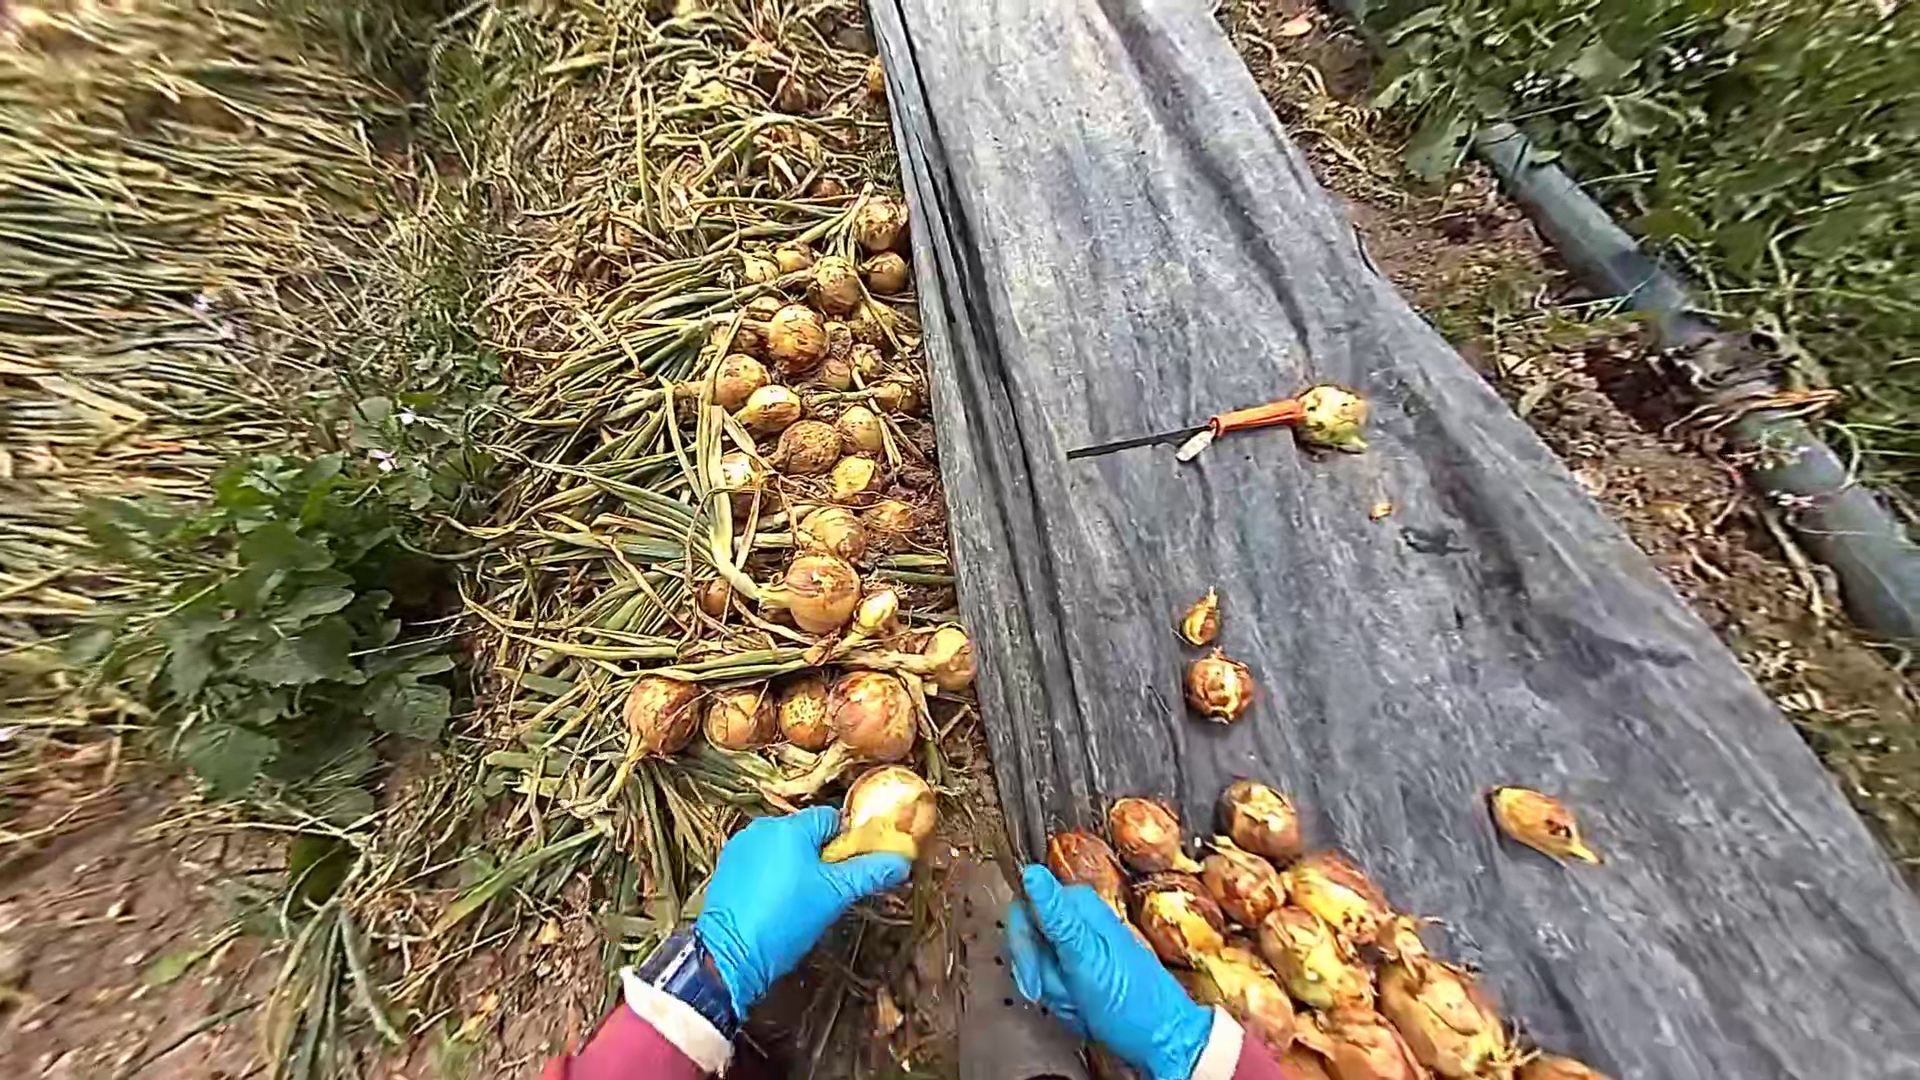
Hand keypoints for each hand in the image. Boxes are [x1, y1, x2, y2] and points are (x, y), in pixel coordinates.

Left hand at [694, 806, 910, 1012]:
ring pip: (783, 847)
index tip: (846, 872)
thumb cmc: (786, 920)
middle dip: (820, 856)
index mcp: (791, 826)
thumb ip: (869, 873)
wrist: (726, 960)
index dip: (844, 844)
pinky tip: (773, 903)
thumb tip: (902, 860)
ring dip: (795, 864)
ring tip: (797, 901)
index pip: (832, 819)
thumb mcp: (834, 896)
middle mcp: (764, 826)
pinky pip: (760, 860)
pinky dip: (771, 874)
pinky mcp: (726, 867)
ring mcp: (741, 845)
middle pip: (807, 832)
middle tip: (825, 890)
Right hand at [1006, 865, 1213, 1079]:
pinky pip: (1052, 980)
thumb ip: (1055, 914)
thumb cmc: (1129, 999)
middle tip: (1065, 994)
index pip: (1023, 908)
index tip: (1032, 979)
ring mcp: (1078, 943)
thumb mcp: (1085, 955)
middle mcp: (1075, 916)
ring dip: (1053, 990)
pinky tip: (1082, 1009)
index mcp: (1076, 902)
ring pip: (1038, 962)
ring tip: (1079, 1003)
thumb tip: (1031, 871)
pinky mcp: (1080, 968)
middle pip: (1028, 937)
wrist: (1162, 1041)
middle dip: (1040, 972)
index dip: (1021, 945)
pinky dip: (1062, 1000)